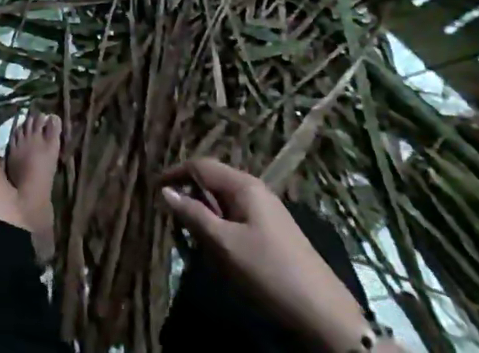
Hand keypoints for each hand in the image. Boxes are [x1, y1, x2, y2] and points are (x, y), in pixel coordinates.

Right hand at [160, 158, 370, 351]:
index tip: (153, 189)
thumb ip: (194, 215)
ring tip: (190, 231)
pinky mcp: (272, 230)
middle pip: (213, 179)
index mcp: (244, 185)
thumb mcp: (225, 244)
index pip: (201, 165)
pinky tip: (217, 244)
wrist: (324, 313)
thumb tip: (166, 191)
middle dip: (190, 192)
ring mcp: (266, 210)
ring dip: (204, 210)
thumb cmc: (269, 271)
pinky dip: (220, 223)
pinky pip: (236, 215)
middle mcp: (255, 189)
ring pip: (224, 199)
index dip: (175, 174)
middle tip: (170, 213)